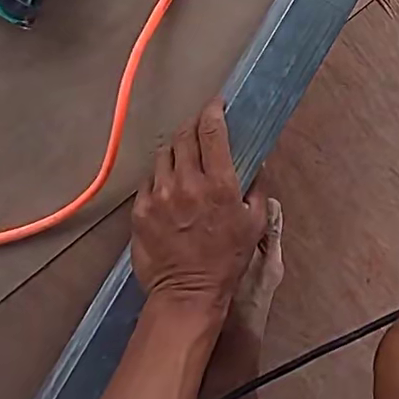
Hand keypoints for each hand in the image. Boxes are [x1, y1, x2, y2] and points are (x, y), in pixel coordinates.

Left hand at [131, 98, 267, 313]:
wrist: (188, 293)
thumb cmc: (226, 261)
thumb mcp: (255, 224)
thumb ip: (257, 189)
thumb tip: (257, 164)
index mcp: (219, 184)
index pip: (212, 131)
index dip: (213, 111)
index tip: (216, 104)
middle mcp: (186, 183)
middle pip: (184, 136)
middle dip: (193, 125)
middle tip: (200, 127)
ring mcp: (159, 195)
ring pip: (164, 154)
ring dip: (176, 150)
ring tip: (184, 159)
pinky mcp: (140, 210)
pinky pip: (149, 180)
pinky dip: (160, 176)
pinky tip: (169, 187)